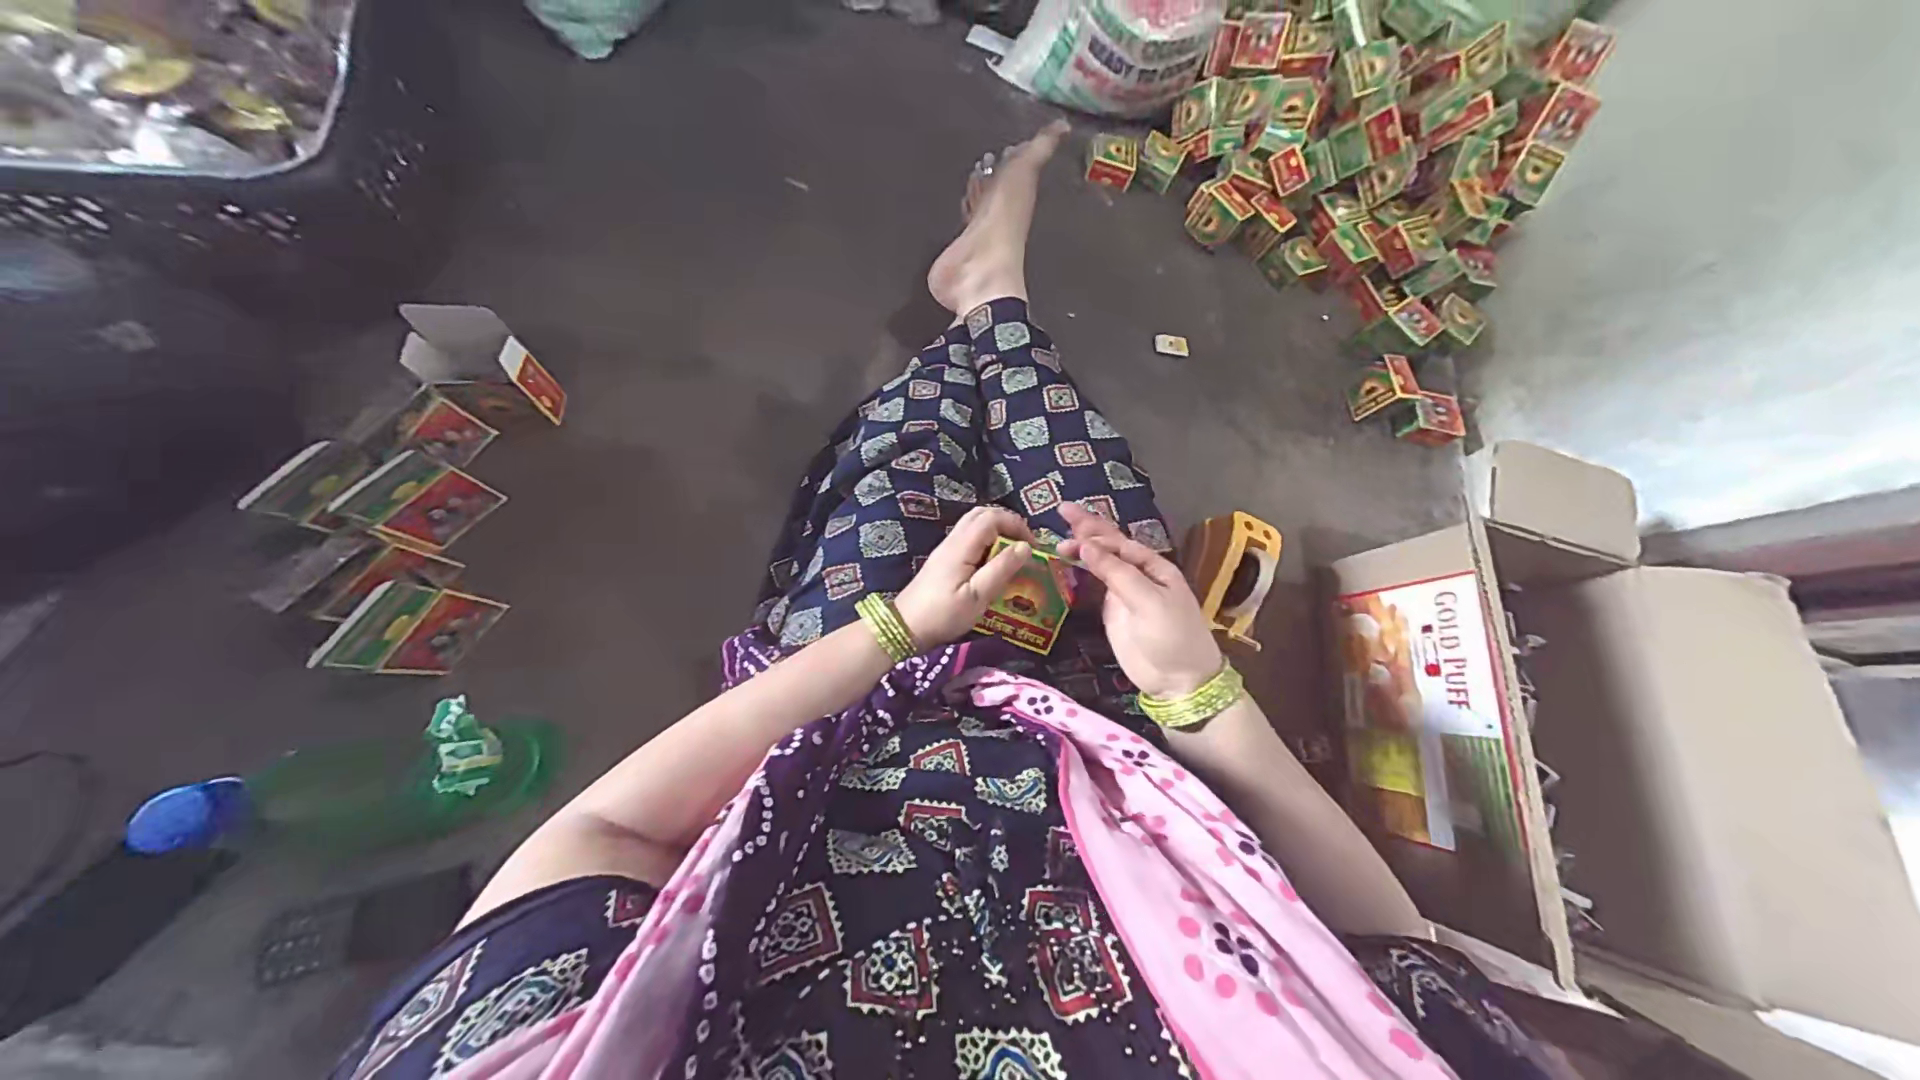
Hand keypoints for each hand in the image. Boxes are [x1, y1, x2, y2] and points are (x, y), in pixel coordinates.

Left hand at [893, 506, 1036, 647]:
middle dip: (1008, 523)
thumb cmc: (943, 615)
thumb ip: (1001, 569)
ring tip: (1012, 553)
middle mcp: (952, 541)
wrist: (905, 627)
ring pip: (974, 525)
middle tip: (1024, 545)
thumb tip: (1025, 547)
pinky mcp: (943, 559)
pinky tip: (993, 563)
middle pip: (982, 515)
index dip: (1015, 524)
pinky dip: (986, 541)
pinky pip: (968, 538)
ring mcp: (946, 549)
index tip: (1032, 545)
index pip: (991, 517)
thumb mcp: (977, 596)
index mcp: (961, 546)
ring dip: (997, 531)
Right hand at [1057, 504, 1221, 698]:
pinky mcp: (1112, 610)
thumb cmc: (1172, 635)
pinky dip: (1081, 570)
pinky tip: (1068, 561)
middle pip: (1109, 545)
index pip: (1119, 542)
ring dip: (1081, 548)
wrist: (1178, 680)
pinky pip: (1095, 583)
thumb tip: (1086, 546)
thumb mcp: (1148, 601)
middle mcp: (1138, 573)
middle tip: (1061, 510)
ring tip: (1059, 540)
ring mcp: (1124, 591)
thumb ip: (1116, 573)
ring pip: (1099, 562)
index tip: (1069, 526)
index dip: (1095, 531)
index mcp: (1153, 566)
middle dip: (1086, 528)